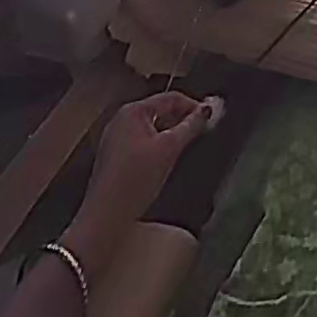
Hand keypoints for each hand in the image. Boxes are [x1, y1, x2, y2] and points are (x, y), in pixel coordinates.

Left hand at [75, 93, 212, 230]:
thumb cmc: (135, 181)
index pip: (171, 98)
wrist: (105, 219)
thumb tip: (207, 110)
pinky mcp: (114, 157)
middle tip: (201, 131)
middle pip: (160, 111)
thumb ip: (191, 126)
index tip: (211, 117)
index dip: (193, 106)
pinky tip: (166, 161)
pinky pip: (142, 141)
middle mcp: (121, 120)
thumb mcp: (169, 149)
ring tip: (186, 146)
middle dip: (182, 120)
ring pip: (152, 127)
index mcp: (132, 111)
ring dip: (171, 134)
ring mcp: (115, 138)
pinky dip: (157, 146)